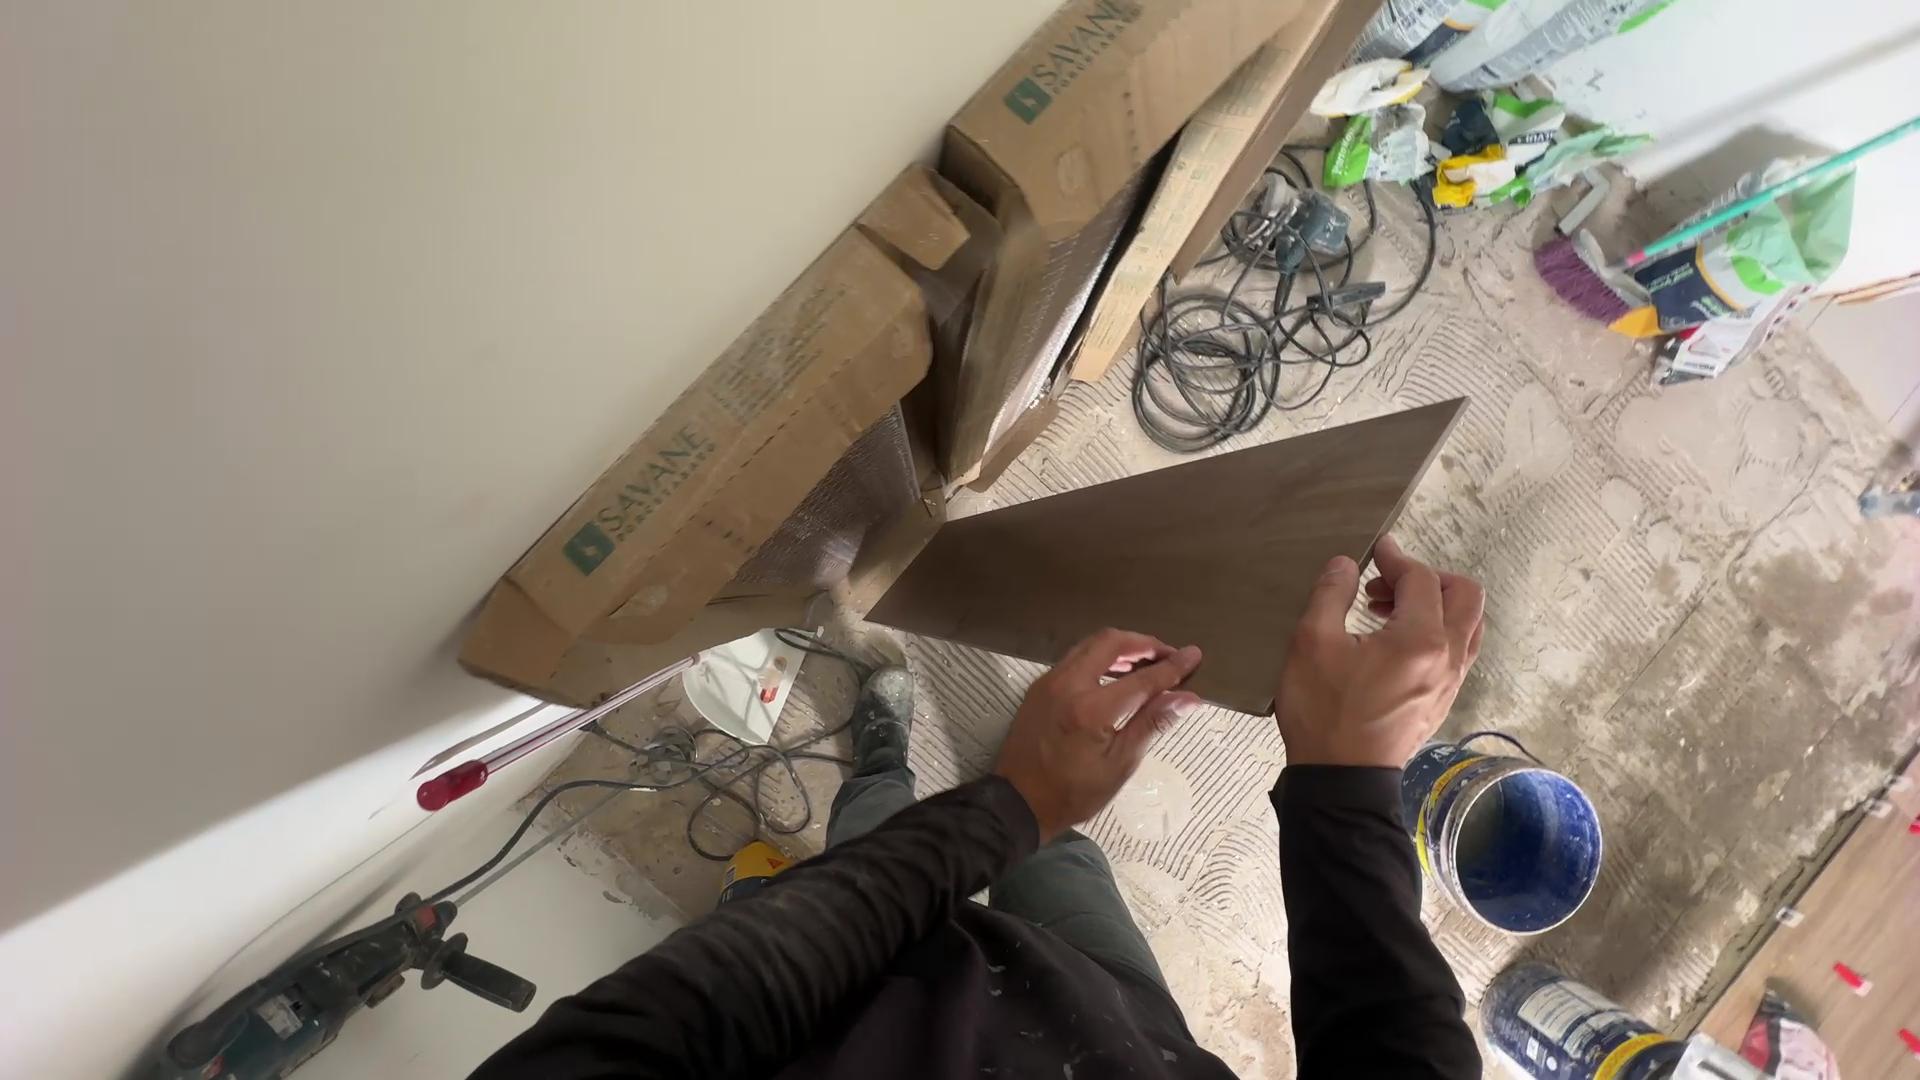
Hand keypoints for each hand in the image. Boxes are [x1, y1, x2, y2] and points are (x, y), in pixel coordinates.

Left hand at [994, 629, 1202, 841]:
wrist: (1019, 800)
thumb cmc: (1073, 791)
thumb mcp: (1120, 763)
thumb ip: (1152, 723)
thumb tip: (1188, 698)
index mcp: (1090, 709)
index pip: (1141, 678)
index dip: (1171, 666)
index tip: (1194, 655)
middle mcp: (1067, 684)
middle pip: (1110, 642)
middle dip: (1143, 644)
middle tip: (1167, 656)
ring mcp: (1049, 681)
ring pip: (1090, 645)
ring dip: (1120, 647)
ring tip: (1146, 662)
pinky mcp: (1040, 685)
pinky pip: (1075, 658)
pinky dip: (1099, 657)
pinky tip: (1115, 673)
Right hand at [1276, 535, 1484, 768]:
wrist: (1341, 776)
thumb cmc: (1323, 708)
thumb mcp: (1312, 643)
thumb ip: (1330, 595)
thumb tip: (1346, 565)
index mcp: (1420, 639)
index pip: (1421, 580)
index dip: (1396, 558)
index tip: (1375, 550)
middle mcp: (1448, 658)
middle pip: (1465, 597)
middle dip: (1426, 578)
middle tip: (1382, 584)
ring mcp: (1450, 682)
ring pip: (1466, 625)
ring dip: (1431, 604)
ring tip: (1383, 610)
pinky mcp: (1441, 700)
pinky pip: (1455, 650)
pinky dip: (1432, 630)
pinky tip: (1390, 641)